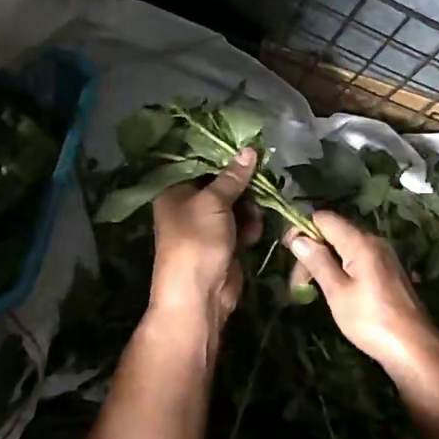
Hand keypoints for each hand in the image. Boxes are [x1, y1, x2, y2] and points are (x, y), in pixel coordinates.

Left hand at [147, 148, 259, 329]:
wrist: (199, 294)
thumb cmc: (197, 240)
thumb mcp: (214, 202)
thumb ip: (233, 177)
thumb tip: (249, 149)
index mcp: (174, 190)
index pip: (199, 163)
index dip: (222, 155)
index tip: (249, 144)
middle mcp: (188, 205)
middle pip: (220, 184)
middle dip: (242, 183)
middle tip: (264, 175)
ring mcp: (206, 225)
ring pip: (235, 204)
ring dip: (248, 207)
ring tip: (255, 212)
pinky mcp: (223, 243)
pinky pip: (241, 225)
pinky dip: (249, 227)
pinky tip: (253, 232)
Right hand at [286, 211, 438, 387]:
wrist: (417, 352)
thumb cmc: (372, 321)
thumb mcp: (337, 292)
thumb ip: (317, 261)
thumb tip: (297, 238)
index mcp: (361, 243)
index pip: (323, 218)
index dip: (302, 229)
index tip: (289, 252)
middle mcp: (374, 242)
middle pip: (334, 231)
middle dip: (312, 248)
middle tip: (298, 280)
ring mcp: (385, 256)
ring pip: (345, 246)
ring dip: (325, 259)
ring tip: (312, 286)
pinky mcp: (389, 271)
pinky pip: (358, 258)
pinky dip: (341, 266)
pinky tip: (335, 287)